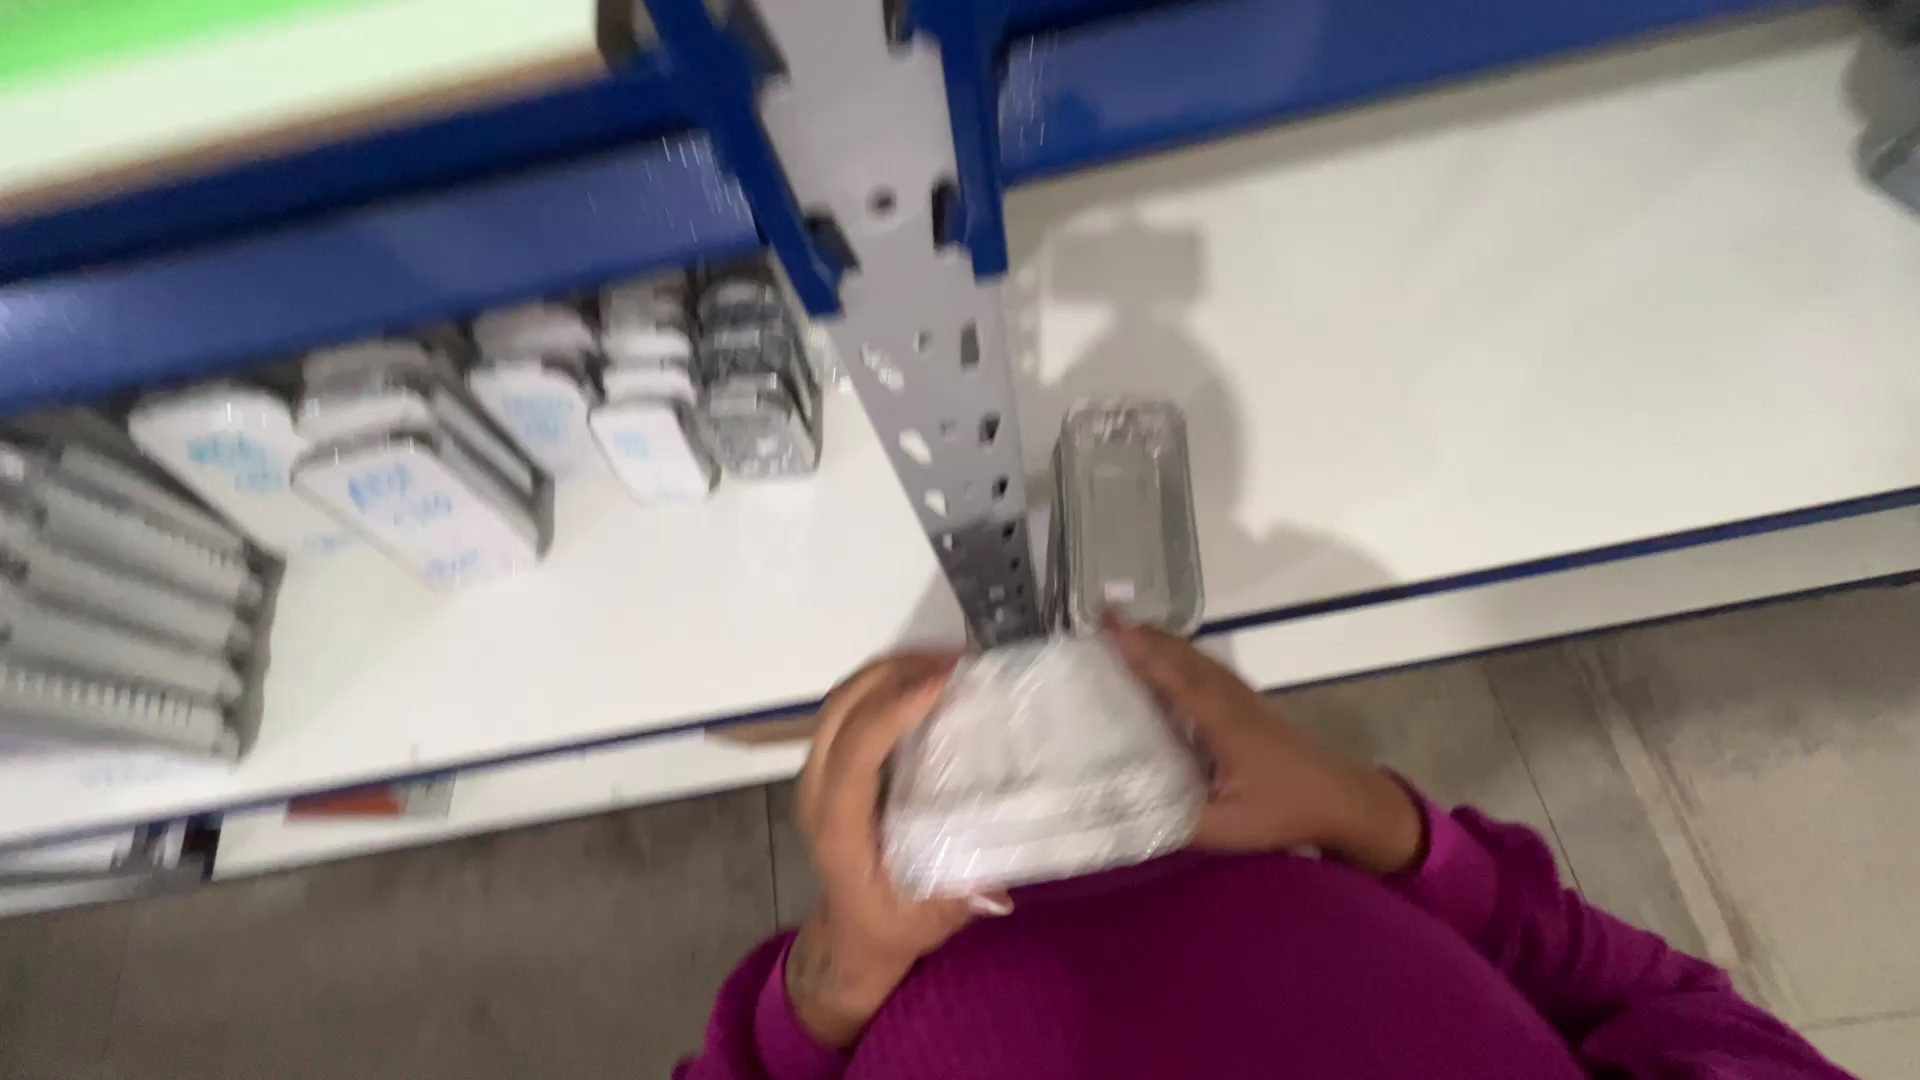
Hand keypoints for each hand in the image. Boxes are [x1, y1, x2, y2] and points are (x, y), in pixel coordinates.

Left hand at [788, 652, 1011, 1047]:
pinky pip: (846, 707)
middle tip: (955, 661)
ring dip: (887, 672)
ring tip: (943, 662)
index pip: (855, 752)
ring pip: (839, 701)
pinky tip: (923, 679)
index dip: (894, 710)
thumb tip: (998, 886)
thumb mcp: (928, 920)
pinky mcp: (828, 764)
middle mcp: (817, 792)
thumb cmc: (892, 923)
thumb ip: (959, 899)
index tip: (943, 681)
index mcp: (839, 829)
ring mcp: (816, 773)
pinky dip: (881, 683)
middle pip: (841, 710)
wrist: (850, 930)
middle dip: (894, 673)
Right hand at [1106, 619, 1424, 875]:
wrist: (1348, 801)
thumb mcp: (1232, 829)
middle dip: (1143, 635)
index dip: (1140, 652)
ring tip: (1126, 630)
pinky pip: (1207, 666)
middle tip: (1103, 620)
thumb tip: (1124, 817)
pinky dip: (1180, 653)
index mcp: (1222, 722)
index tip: (1109, 629)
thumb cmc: (1288, 811)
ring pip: (1196, 657)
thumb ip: (1178, 825)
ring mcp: (1242, 697)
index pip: (1174, 678)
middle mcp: (1229, 699)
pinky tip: (1170, 656)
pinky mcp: (1249, 703)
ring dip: (1160, 640)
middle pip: (1182, 656)